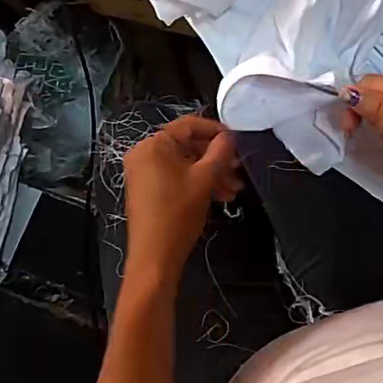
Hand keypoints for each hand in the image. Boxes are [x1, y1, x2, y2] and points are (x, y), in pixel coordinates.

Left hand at [123, 115, 243, 280]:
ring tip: (233, 189)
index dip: (216, 130)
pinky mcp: (147, 189)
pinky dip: (196, 182)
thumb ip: (220, 152)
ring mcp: (144, 172)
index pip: (189, 125)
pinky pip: (176, 177)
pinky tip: (219, 196)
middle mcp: (144, 153)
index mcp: (154, 144)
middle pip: (187, 146)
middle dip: (216, 158)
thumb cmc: (178, 213)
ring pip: (184, 164)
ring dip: (210, 173)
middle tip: (239, 170)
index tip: (238, 141)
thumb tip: (229, 137)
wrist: (155, 256)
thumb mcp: (204, 179)